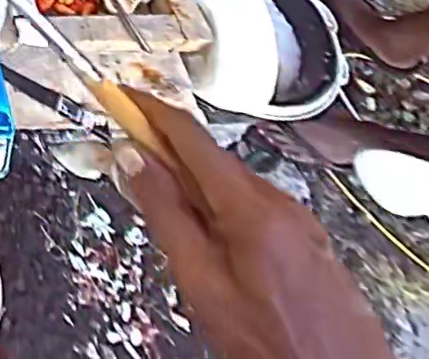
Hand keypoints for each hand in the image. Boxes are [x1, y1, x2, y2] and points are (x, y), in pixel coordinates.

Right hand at [115, 88, 390, 358]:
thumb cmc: (269, 344)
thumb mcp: (198, 278)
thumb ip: (163, 210)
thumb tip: (132, 156)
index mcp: (251, 206)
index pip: (189, 133)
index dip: (148, 108)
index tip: (119, 95)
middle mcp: (281, 203)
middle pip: (208, 155)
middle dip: (164, 147)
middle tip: (127, 155)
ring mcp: (301, 222)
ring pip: (228, 179)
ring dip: (189, 176)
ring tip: (162, 203)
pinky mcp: (310, 242)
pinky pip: (251, 202)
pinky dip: (216, 198)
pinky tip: (204, 228)